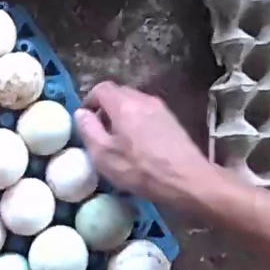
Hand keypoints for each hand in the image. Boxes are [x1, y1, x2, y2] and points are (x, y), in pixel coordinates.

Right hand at [74, 82, 227, 213]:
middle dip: (105, 109)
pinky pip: (147, 113)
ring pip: (133, 104)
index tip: (86, 122)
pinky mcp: (172, 120)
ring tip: (119, 142)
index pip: (101, 88)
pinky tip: (139, 146)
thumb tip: (81, 113)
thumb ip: (88, 130)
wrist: (188, 180)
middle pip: (118, 94)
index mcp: (124, 104)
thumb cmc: (141, 170)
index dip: (89, 102)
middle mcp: (143, 99)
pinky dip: (137, 122)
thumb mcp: (104, 155)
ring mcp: (161, 108)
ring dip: (121, 117)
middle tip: (100, 134)